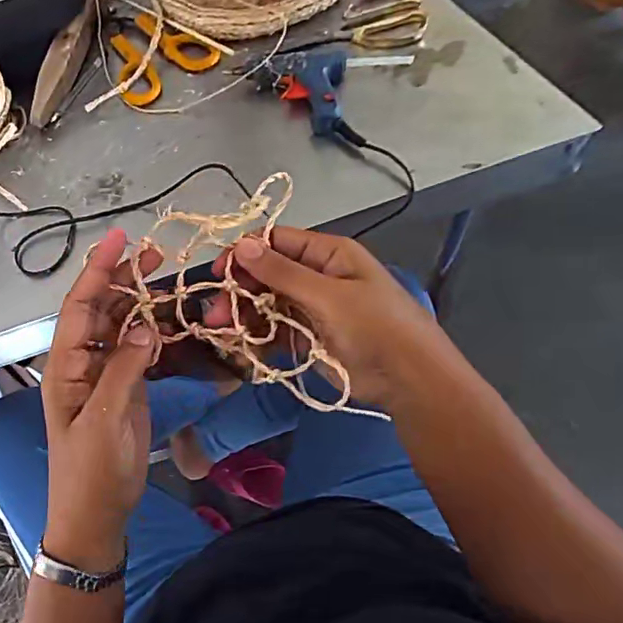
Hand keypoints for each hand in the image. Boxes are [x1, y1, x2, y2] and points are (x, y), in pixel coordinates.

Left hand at [42, 231, 163, 571]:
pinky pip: (136, 351)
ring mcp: (103, 376)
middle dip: (121, 278)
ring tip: (163, 276)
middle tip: (153, 251)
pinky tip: (168, 319)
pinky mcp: (124, 390)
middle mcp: (82, 363)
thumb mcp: (105, 420)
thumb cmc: (91, 472)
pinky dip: (151, 332)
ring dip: (139, 302)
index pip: (81, 307)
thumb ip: (123, 370)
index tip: (120, 238)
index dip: (99, 270)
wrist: (95, 516)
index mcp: (65, 367)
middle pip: (100, 310)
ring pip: (120, 327)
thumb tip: (146, 328)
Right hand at [204, 227, 452, 407]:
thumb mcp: (328, 296)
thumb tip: (242, 245)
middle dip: (239, 291)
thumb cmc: (374, 327)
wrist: (409, 380)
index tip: (218, 273)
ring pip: (266, 304)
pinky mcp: (308, 337)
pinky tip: (239, 345)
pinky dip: (256, 335)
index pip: (276, 242)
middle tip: (214, 315)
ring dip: (242, 316)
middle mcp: (316, 276)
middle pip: (266, 275)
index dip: (244, 254)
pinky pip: (274, 329)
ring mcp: (311, 308)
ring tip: (222, 333)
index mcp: (328, 254)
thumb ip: (282, 272)